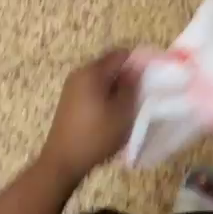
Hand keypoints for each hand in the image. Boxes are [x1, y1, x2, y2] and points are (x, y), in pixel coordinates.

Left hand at [37, 49, 141, 181]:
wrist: (64, 159)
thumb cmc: (97, 135)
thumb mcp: (122, 112)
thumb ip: (131, 85)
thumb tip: (136, 66)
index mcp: (93, 71)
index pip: (120, 54)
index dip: (137, 63)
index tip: (148, 80)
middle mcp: (80, 72)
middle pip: (109, 65)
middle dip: (125, 77)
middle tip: (139, 97)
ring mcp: (72, 85)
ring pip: (101, 78)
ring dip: (114, 88)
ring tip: (125, 108)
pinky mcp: (69, 99)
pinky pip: (91, 88)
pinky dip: (103, 96)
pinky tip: (109, 115)